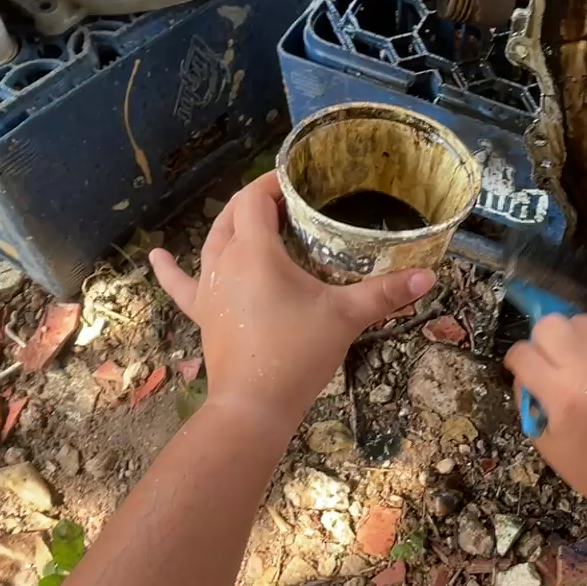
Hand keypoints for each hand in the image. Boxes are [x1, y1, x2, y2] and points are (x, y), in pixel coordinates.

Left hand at [150, 172, 434, 421]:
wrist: (254, 405)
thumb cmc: (298, 352)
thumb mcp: (346, 316)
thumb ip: (386, 293)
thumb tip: (430, 275)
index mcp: (254, 250)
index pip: (255, 198)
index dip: (274, 182)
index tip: (300, 180)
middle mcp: (224, 261)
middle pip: (232, 214)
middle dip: (257, 201)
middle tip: (290, 202)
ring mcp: (208, 288)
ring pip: (212, 241)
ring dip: (230, 224)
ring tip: (250, 217)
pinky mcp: (203, 313)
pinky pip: (181, 284)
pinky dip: (169, 269)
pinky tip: (156, 256)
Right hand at [504, 313, 586, 498]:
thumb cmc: (581, 462)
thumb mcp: (539, 435)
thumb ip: (527, 394)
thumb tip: (525, 367)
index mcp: (562, 396)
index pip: (524, 353)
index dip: (515, 359)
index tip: (518, 367)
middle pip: (551, 323)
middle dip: (539, 338)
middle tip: (544, 360)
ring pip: (577, 320)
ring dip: (565, 335)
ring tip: (567, 358)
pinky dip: (586, 345)